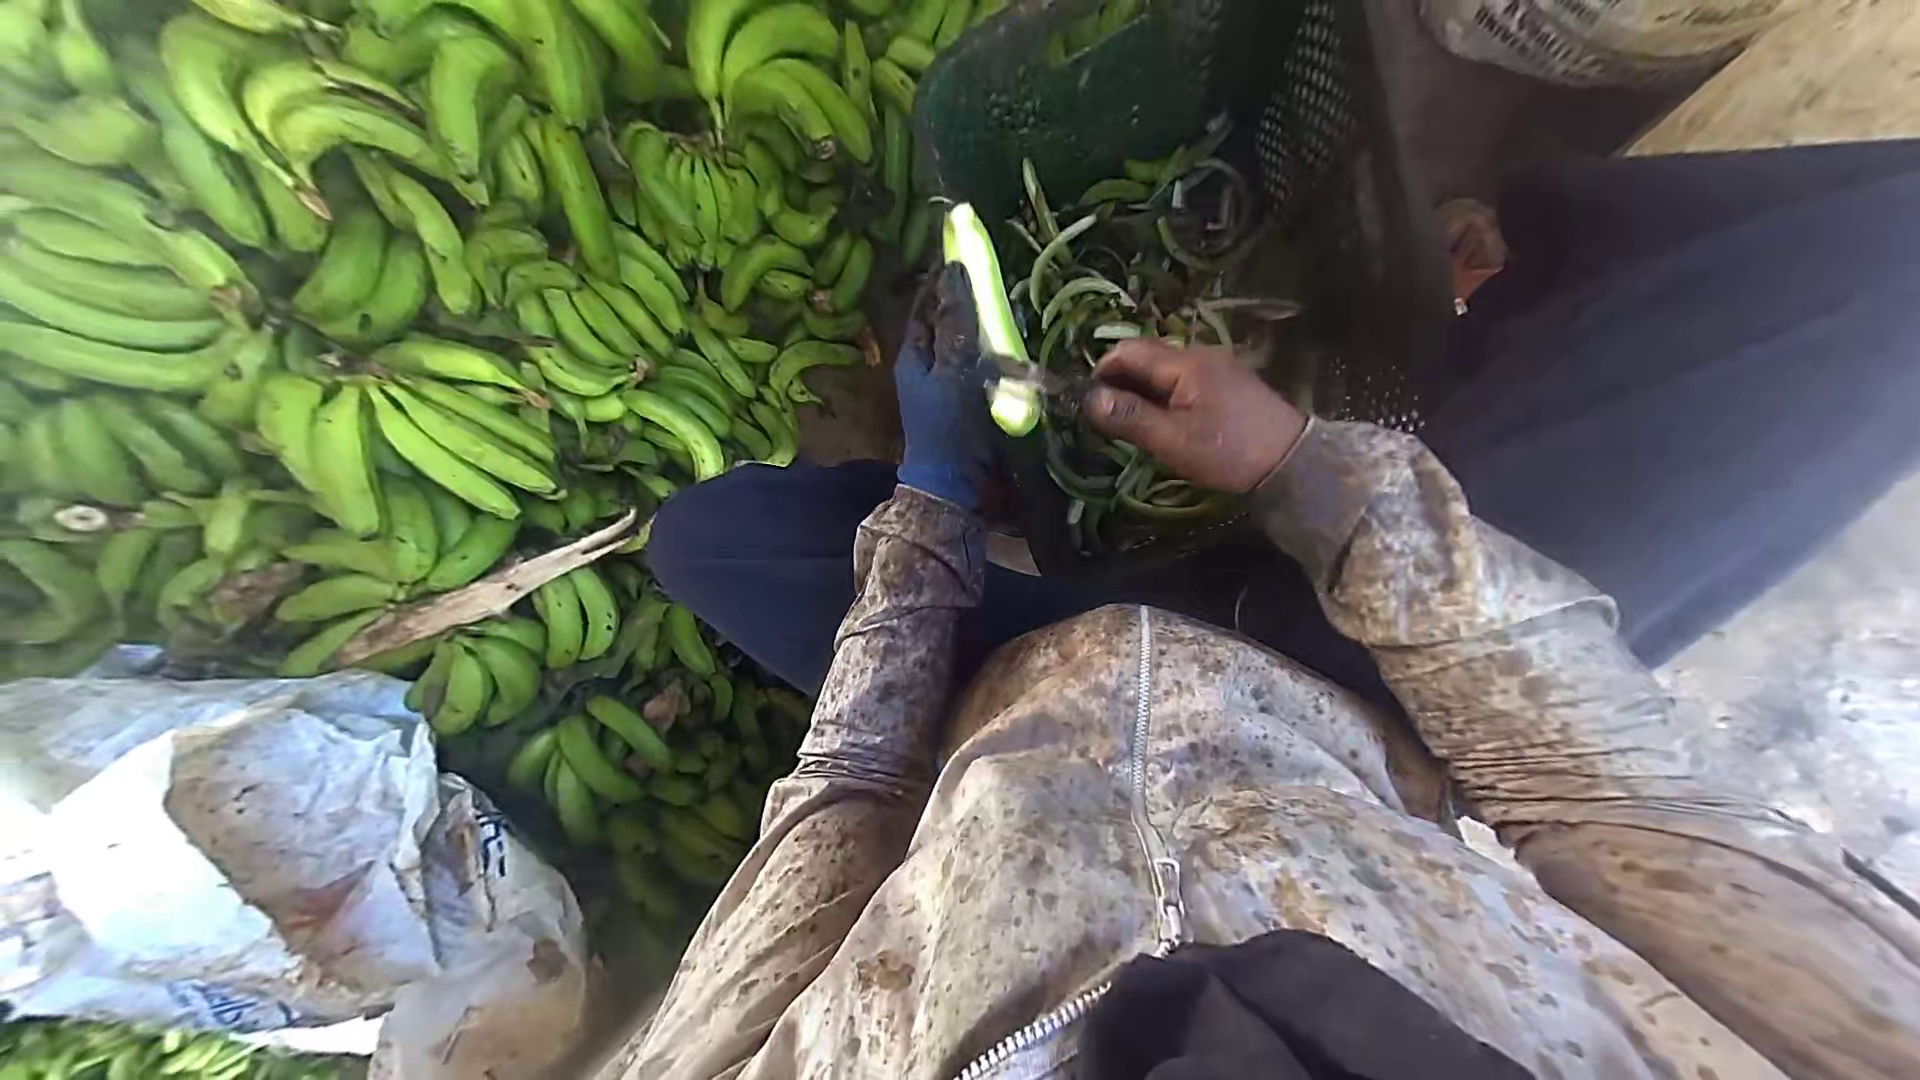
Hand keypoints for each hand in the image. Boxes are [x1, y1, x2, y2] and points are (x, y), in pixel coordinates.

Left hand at [894, 262, 994, 508]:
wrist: (954, 481)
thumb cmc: (947, 425)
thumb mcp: (950, 372)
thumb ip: (954, 326)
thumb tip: (954, 274)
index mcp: (914, 354)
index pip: (926, 305)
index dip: (942, 279)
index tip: (963, 251)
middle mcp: (927, 365)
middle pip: (946, 322)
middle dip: (966, 301)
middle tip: (992, 277)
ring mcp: (946, 384)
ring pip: (964, 343)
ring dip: (982, 326)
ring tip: (1004, 305)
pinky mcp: (966, 400)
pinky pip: (978, 366)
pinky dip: (992, 353)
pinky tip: (1010, 343)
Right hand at [1084, 340, 1307, 492]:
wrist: (1292, 462)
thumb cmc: (1227, 451)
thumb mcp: (1172, 439)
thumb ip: (1129, 417)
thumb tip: (1089, 399)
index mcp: (1184, 363)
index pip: (1128, 351)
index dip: (1101, 371)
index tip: (1088, 402)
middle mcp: (1199, 354)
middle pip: (1144, 356)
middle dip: (1118, 381)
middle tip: (1103, 416)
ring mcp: (1215, 367)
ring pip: (1162, 369)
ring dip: (1138, 389)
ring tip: (1127, 421)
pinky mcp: (1224, 383)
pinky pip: (1180, 380)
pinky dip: (1160, 394)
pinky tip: (1159, 420)